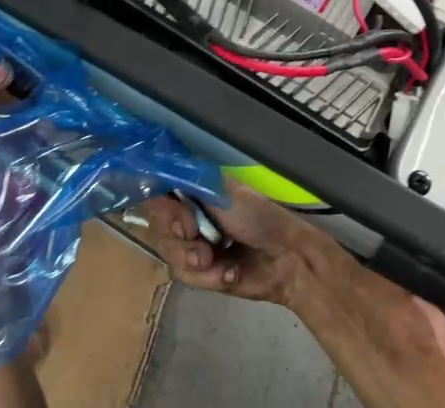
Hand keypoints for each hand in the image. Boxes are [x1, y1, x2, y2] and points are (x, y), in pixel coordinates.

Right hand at [139, 183, 334, 308]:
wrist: (287, 259)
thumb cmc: (259, 217)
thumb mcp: (224, 194)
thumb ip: (189, 183)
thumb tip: (156, 168)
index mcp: (195, 190)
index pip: (158, 194)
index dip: (161, 208)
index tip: (179, 219)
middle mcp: (189, 215)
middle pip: (158, 228)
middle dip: (178, 238)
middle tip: (195, 236)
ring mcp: (193, 246)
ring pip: (169, 255)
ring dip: (194, 260)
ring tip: (217, 259)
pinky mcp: (201, 274)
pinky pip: (186, 277)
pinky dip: (209, 277)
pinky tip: (230, 272)